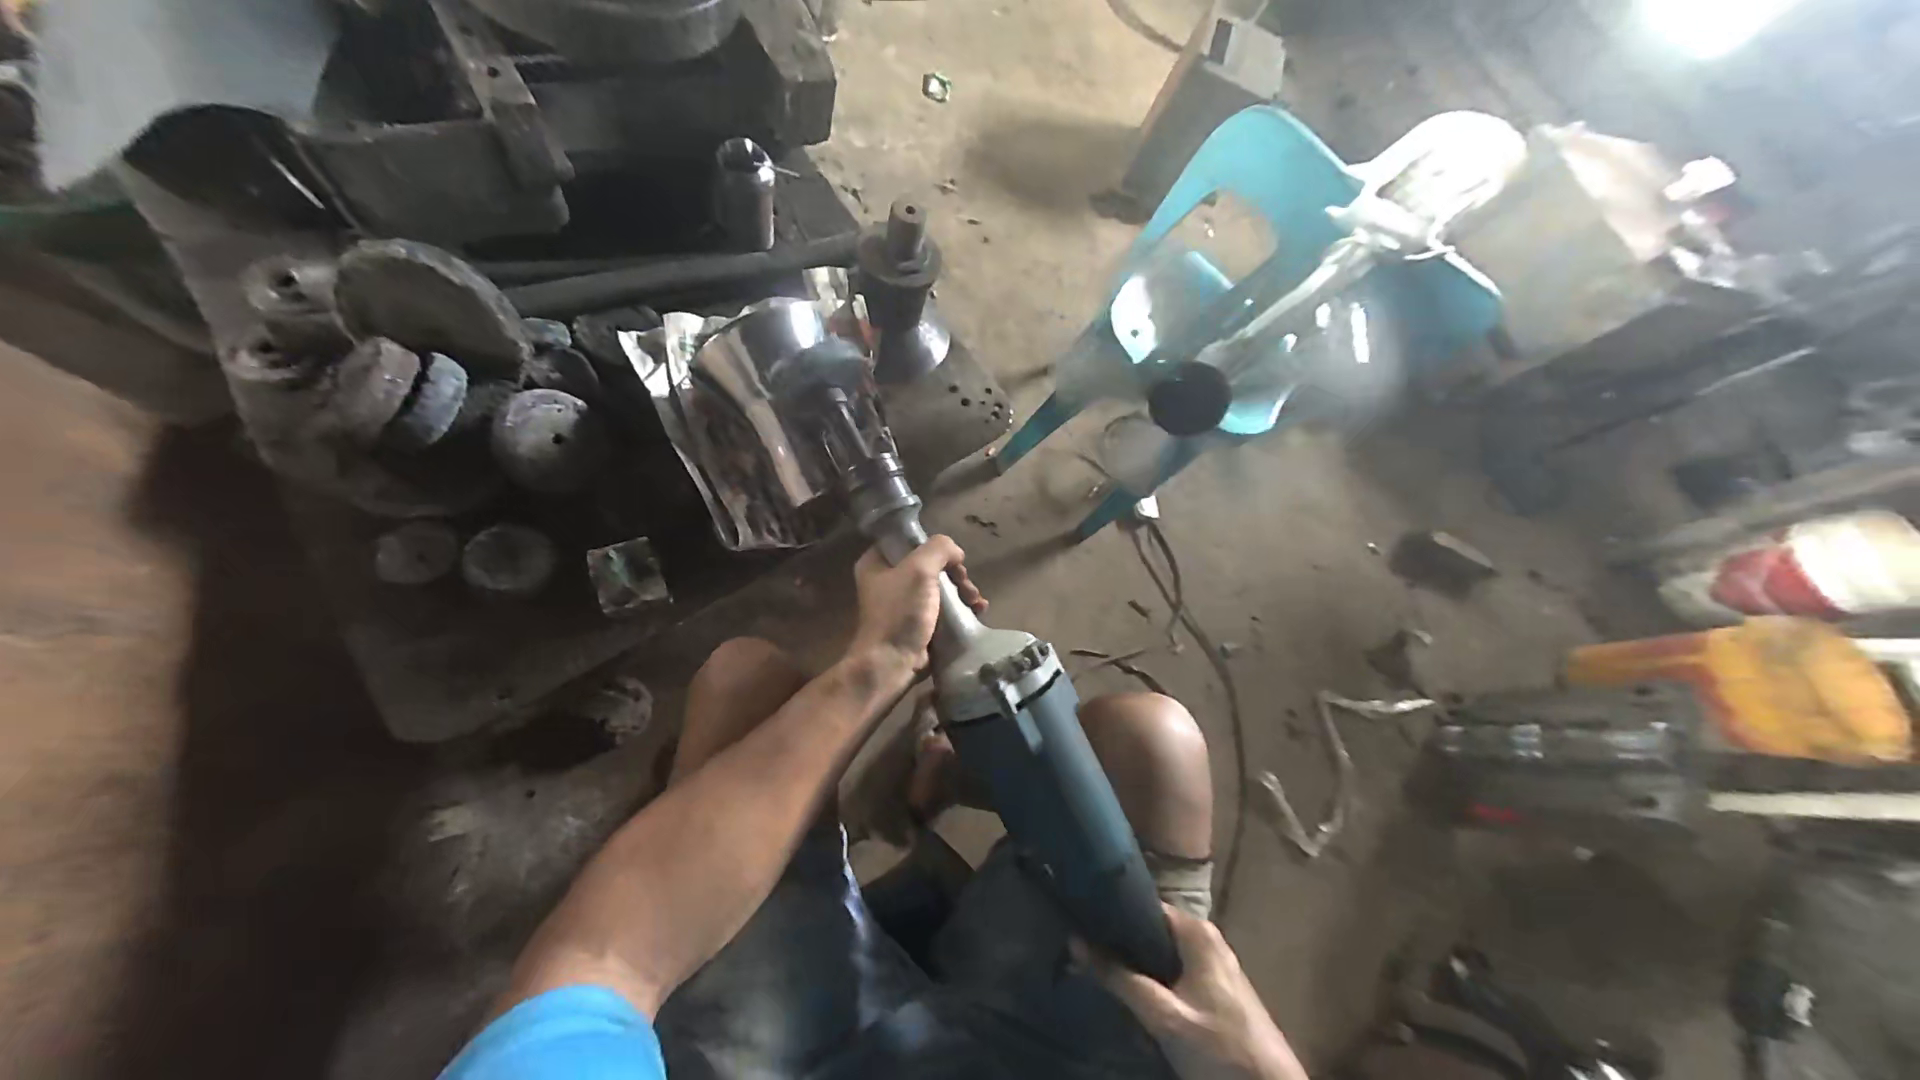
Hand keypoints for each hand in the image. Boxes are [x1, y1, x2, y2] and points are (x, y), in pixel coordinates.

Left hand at [846, 535, 985, 685]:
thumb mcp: (919, 570)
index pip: (910, 541)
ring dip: (963, 592)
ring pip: (941, 587)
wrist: (892, 664)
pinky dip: (961, 608)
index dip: (934, 547)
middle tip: (966, 586)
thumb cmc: (899, 613)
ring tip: (976, 603)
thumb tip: (956, 553)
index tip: (953, 560)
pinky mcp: (919, 624)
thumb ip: (939, 549)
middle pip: (931, 566)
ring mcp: (904, 604)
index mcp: (877, 562)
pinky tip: (978, 611)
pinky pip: (944, 609)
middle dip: (956, 575)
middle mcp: (888, 580)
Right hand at [1077, 906, 1307, 1079]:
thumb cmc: (1221, 1051)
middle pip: (1151, 931)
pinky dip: (1154, 984)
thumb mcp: (1162, 1016)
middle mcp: (1206, 939)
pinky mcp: (1218, 993)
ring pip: (1162, 956)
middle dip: (1121, 944)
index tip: (1081, 921)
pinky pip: (1175, 975)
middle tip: (1085, 952)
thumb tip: (1076, 941)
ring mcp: (1215, 966)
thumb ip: (1119, 978)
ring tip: (1101, 974)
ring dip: (1136, 968)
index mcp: (1196, 932)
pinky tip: (1134, 1000)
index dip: (1112, 913)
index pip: (1143, 905)